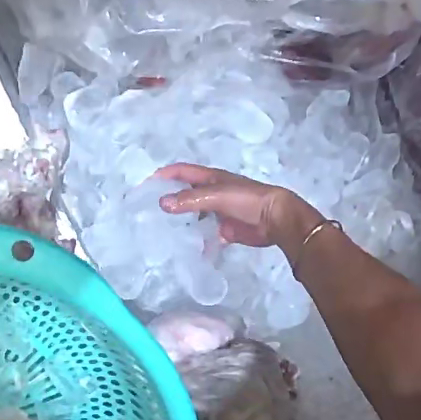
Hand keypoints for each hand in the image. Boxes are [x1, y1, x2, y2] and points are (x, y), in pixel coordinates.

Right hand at [154, 164, 320, 249]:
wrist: (276, 219)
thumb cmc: (247, 200)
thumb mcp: (216, 195)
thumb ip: (190, 199)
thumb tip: (162, 203)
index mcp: (211, 178)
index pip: (182, 172)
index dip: (163, 175)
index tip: (144, 186)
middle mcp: (213, 193)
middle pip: (186, 194)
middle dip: (169, 200)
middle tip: (148, 213)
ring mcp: (220, 212)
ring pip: (195, 216)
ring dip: (182, 222)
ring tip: (162, 231)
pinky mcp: (227, 230)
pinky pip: (207, 235)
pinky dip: (197, 241)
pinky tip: (185, 247)